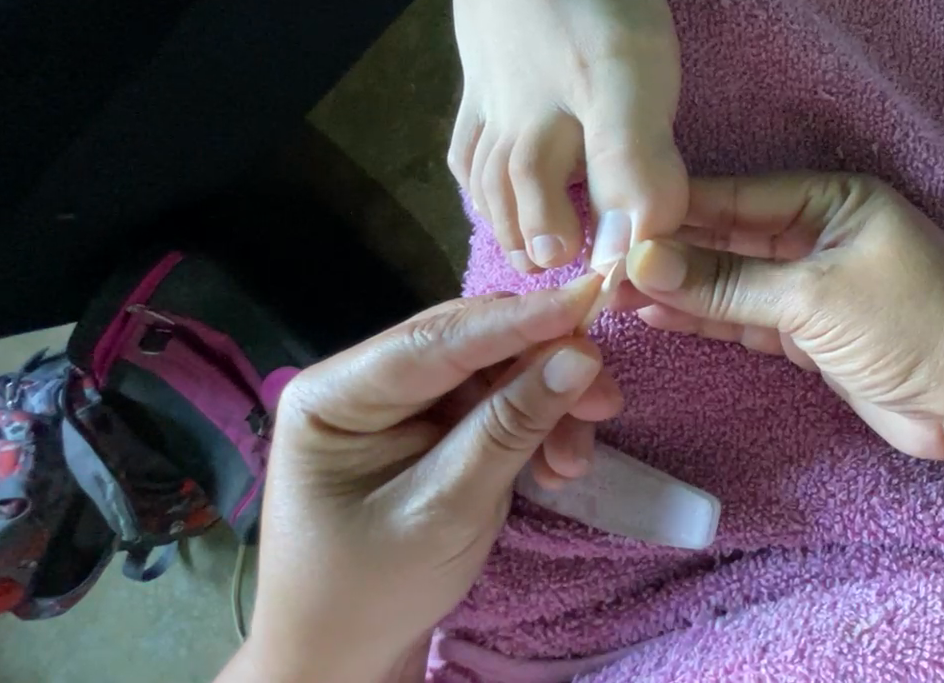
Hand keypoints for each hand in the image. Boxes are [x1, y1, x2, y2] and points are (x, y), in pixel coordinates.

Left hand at [221, 278, 622, 682]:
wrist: (347, 654)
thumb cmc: (370, 592)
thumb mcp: (446, 510)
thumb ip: (512, 426)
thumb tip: (581, 356)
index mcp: (338, 394)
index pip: (442, 339)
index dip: (522, 319)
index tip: (591, 295)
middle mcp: (374, 379)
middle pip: (481, 344)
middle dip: (547, 369)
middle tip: (605, 402)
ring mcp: (411, 398)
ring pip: (506, 368)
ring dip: (554, 405)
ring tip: (576, 461)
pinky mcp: (444, 418)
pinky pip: (511, 398)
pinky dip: (544, 425)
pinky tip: (559, 466)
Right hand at [623, 174, 943, 461]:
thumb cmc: (911, 324)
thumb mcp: (813, 297)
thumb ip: (728, 283)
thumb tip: (644, 264)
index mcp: (835, 198)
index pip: (739, 197)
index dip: (677, 213)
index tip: (613, 226)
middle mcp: (823, 231)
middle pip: (733, 237)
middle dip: (672, 254)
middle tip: (602, 268)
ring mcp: (818, 281)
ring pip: (737, 279)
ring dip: (684, 288)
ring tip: (615, 295)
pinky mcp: (814, 329)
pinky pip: (752, 316)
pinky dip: (713, 318)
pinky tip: (662, 316)